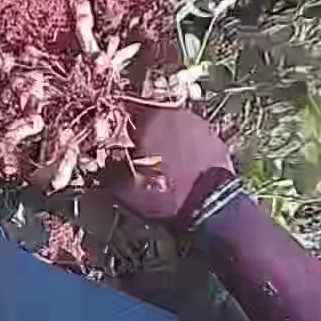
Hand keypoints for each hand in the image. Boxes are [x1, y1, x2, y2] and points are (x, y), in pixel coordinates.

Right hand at [113, 109, 234, 223]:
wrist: (209, 206)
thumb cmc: (164, 194)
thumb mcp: (124, 190)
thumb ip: (110, 171)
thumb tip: (104, 164)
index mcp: (149, 119)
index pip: (126, 117)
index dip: (121, 134)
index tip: (119, 149)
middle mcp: (174, 115)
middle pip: (153, 120)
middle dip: (147, 136)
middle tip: (142, 159)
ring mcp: (198, 125)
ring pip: (175, 128)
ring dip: (169, 141)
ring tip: (165, 166)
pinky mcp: (216, 139)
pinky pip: (194, 140)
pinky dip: (188, 150)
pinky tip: (184, 169)